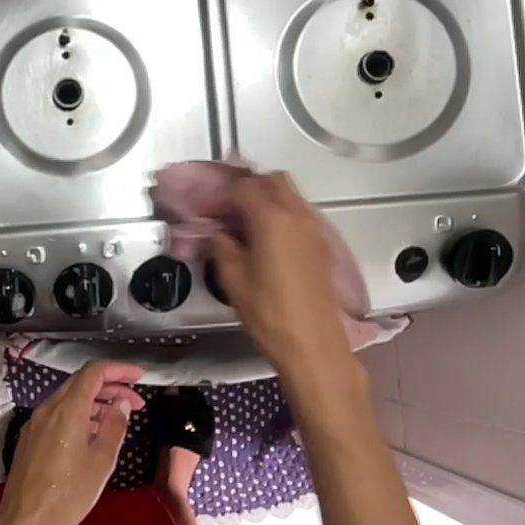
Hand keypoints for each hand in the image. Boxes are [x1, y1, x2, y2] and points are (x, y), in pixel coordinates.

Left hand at [0, 362, 145, 524]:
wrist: (26, 523)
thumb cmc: (69, 495)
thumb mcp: (102, 461)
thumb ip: (114, 426)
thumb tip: (121, 403)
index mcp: (67, 409)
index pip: (94, 372)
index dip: (119, 369)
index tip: (140, 376)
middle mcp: (48, 408)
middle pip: (80, 381)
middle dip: (110, 385)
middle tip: (136, 402)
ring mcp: (36, 422)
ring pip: (68, 397)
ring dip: (95, 401)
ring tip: (119, 418)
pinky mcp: (30, 437)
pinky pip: (57, 413)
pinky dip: (79, 413)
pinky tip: (93, 432)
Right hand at [210, 172, 365, 386]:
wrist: (313, 344)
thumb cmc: (270, 314)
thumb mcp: (233, 279)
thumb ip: (221, 247)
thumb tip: (216, 235)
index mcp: (273, 219)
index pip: (243, 188)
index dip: (218, 196)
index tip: (203, 211)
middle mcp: (298, 216)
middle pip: (271, 180)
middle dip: (245, 188)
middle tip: (223, 209)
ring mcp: (314, 229)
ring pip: (288, 194)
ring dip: (263, 199)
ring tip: (240, 223)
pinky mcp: (321, 244)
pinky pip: (298, 214)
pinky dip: (278, 214)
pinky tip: (261, 238)